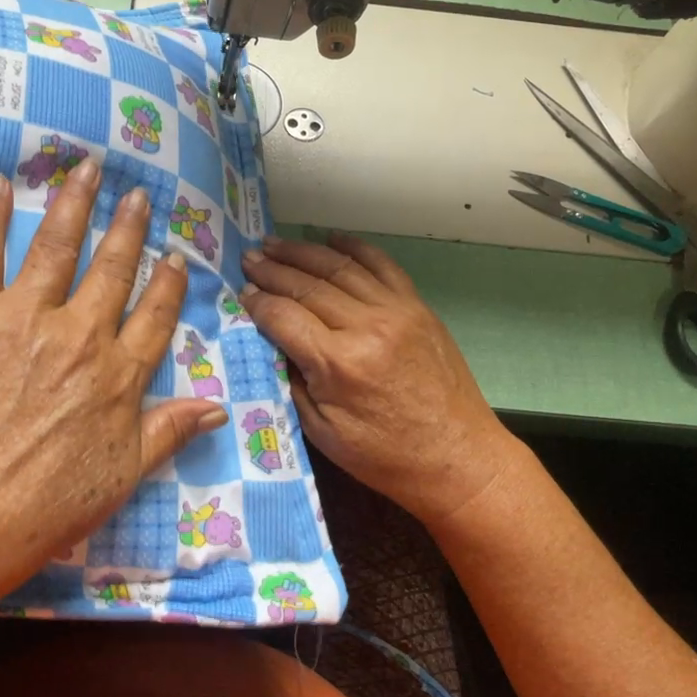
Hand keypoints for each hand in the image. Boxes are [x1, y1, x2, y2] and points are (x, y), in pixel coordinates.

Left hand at [0, 159, 226, 600]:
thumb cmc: (46, 506)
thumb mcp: (123, 478)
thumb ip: (169, 433)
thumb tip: (218, 408)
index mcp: (119, 376)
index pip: (154, 317)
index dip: (167, 285)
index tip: (174, 256)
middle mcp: (81, 336)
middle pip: (112, 270)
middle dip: (128, 228)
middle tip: (138, 194)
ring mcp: (26, 319)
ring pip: (57, 247)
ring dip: (75, 204)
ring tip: (87, 168)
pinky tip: (2, 184)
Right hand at [240, 233, 522, 527]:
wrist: (457, 458)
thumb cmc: (384, 456)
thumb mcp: (321, 431)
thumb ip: (293, 382)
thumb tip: (273, 344)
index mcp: (338, 364)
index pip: (284, 317)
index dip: (258, 302)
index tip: (240, 292)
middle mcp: (366, 327)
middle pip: (308, 285)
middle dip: (273, 269)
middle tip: (248, 257)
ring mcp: (396, 311)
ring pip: (341, 267)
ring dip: (304, 251)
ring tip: (275, 242)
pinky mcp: (418, 308)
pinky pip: (383, 266)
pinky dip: (355, 247)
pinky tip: (332, 238)